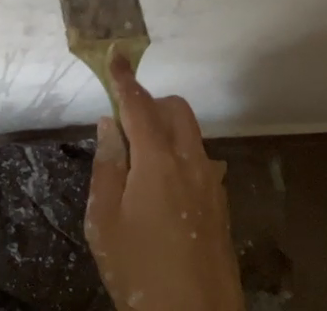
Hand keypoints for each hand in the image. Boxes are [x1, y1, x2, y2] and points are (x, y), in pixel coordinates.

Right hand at [85, 55, 243, 310]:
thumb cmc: (139, 271)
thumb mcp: (105, 221)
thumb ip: (107, 166)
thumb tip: (109, 125)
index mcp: (158, 162)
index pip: (138, 106)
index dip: (124, 79)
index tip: (115, 56)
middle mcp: (191, 163)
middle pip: (175, 110)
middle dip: (149, 103)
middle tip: (123, 122)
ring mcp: (211, 184)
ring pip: (190, 134)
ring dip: (166, 129)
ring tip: (139, 160)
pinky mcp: (221, 206)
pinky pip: (199, 160)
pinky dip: (179, 154)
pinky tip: (162, 188)